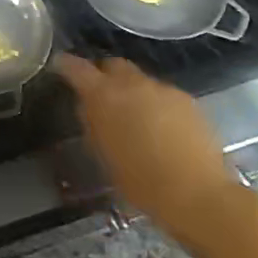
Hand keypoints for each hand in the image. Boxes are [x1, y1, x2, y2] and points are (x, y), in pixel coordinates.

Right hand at [55, 54, 238, 230]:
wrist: (196, 193)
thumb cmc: (141, 182)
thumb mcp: (104, 156)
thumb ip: (94, 124)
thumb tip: (88, 106)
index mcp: (105, 96)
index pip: (78, 69)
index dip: (67, 65)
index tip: (60, 64)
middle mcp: (134, 84)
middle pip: (114, 65)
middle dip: (104, 74)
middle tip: (101, 95)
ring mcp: (164, 89)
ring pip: (141, 81)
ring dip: (133, 92)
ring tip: (135, 118)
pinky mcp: (187, 100)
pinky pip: (163, 94)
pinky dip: (156, 104)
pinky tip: (161, 129)